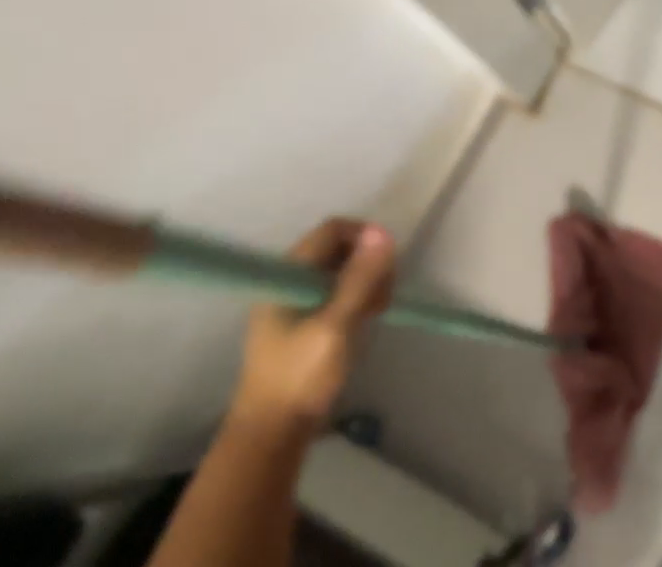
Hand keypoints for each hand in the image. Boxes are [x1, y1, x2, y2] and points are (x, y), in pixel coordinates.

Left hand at [232, 218, 396, 431]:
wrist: (273, 430)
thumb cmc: (301, 375)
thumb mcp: (335, 325)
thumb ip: (359, 279)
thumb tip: (383, 233)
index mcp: (287, 275)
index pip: (332, 230)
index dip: (365, 237)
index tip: (387, 264)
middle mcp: (291, 280)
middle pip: (341, 248)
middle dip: (370, 263)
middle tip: (383, 296)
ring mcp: (299, 301)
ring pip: (345, 270)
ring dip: (369, 282)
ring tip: (377, 311)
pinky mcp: (308, 319)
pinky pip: (341, 291)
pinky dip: (360, 298)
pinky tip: (368, 319)